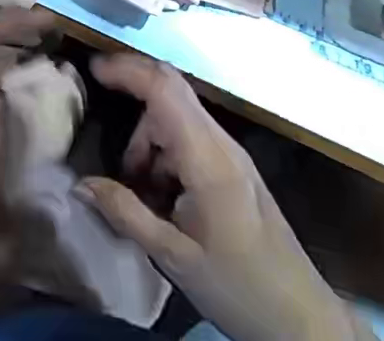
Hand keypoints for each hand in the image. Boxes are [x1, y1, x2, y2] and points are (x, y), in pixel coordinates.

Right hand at [77, 54, 371, 340]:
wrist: (302, 318)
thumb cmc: (239, 287)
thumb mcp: (174, 257)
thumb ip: (126, 214)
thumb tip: (81, 183)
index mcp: (208, 158)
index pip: (165, 89)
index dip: (128, 70)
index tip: (94, 67)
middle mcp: (221, 144)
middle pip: (172, 89)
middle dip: (133, 88)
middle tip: (98, 102)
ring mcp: (230, 154)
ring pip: (177, 115)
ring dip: (147, 134)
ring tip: (132, 182)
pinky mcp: (233, 168)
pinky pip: (189, 137)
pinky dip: (162, 150)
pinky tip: (156, 190)